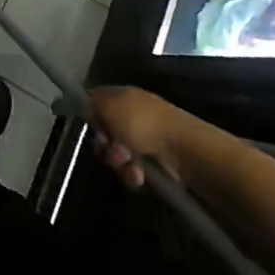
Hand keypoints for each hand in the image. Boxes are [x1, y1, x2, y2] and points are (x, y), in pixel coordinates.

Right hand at [86, 86, 202, 187]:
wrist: (185, 151)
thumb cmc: (143, 123)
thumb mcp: (109, 104)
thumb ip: (92, 102)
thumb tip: (88, 107)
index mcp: (126, 97)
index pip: (99, 103)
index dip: (92, 116)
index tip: (92, 127)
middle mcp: (135, 117)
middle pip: (106, 133)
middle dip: (105, 145)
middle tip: (113, 150)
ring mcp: (148, 142)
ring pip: (118, 155)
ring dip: (119, 163)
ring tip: (130, 166)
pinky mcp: (157, 166)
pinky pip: (133, 171)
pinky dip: (133, 175)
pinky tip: (140, 177)